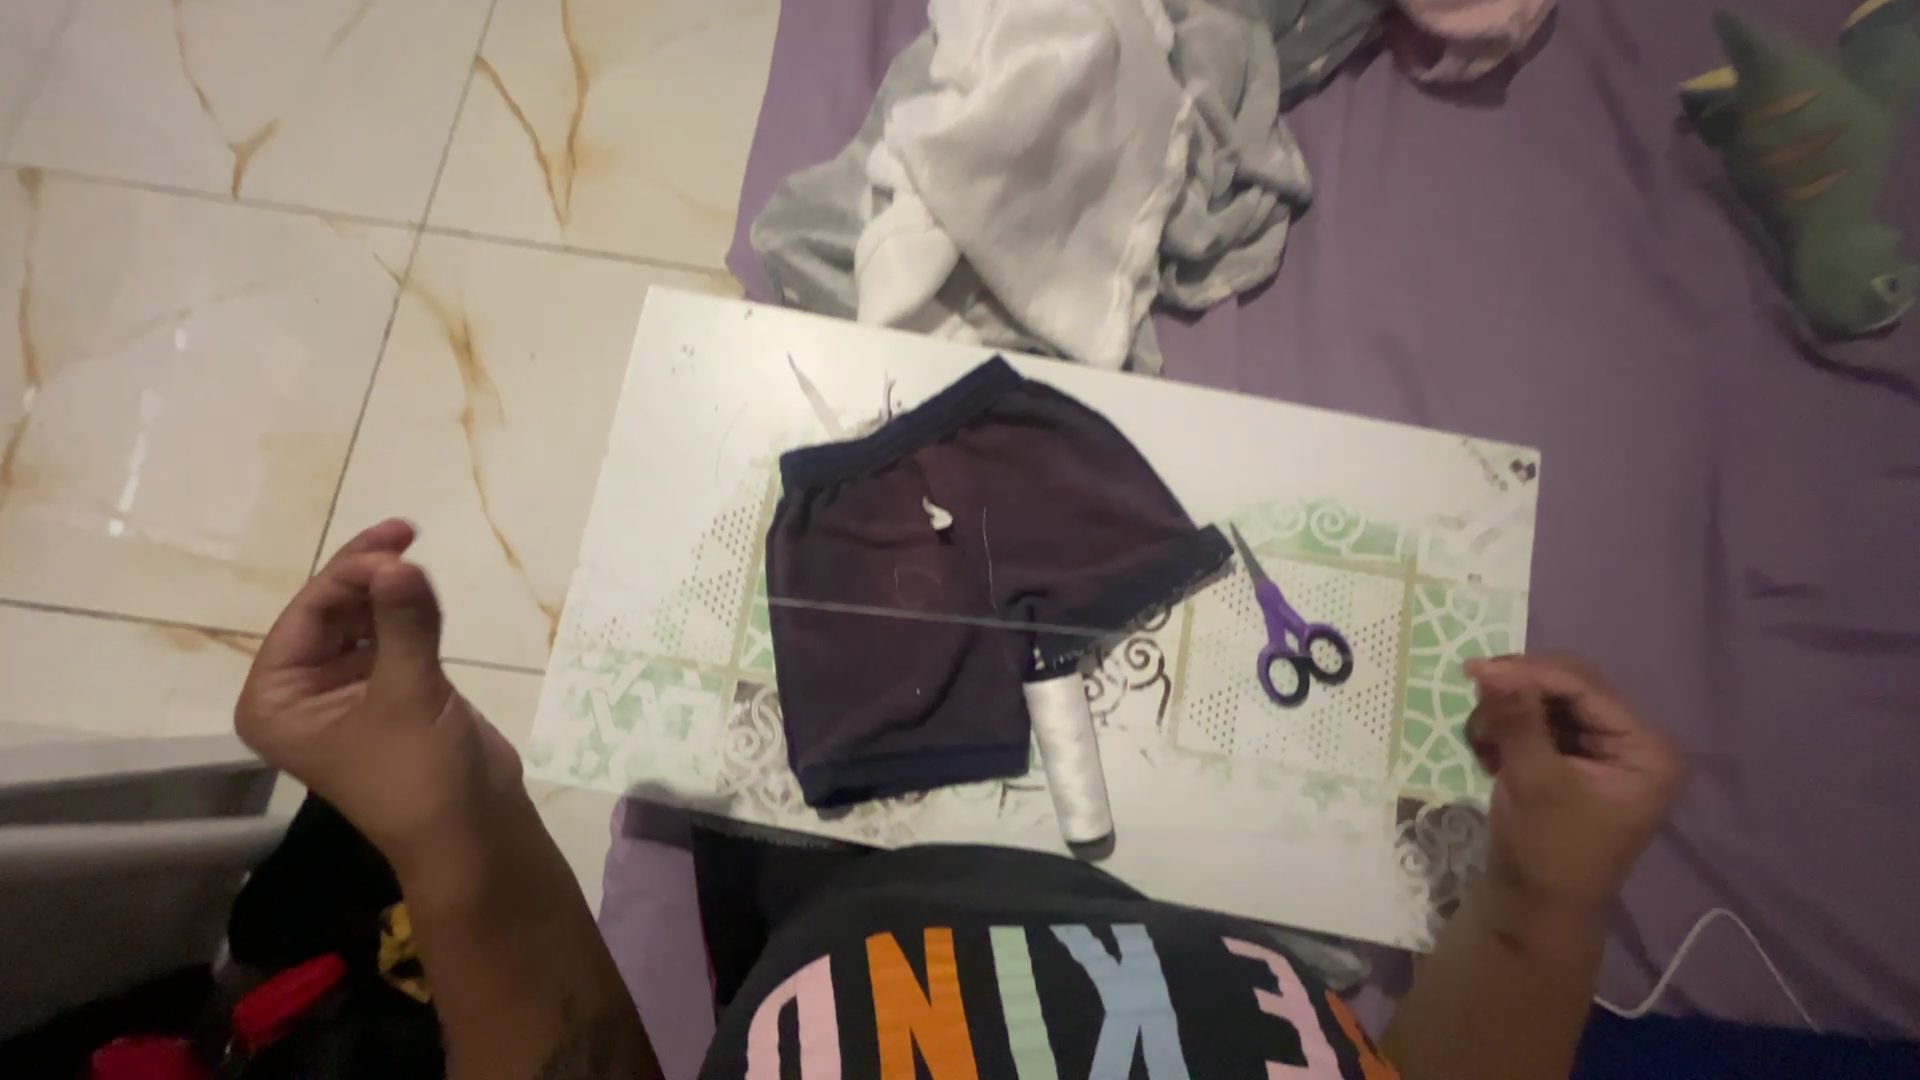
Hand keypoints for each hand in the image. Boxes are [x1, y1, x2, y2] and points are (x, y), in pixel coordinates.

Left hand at [235, 520, 523, 871]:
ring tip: (417, 552)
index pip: (306, 617)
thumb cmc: (419, 771)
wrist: (471, 824)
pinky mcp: (398, 691)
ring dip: (390, 589)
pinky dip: (412, 613)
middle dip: (367, 573)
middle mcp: (305, 690)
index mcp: (278, 698)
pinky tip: (426, 591)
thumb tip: (399, 561)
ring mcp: (353, 690)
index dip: (350, 576)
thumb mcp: (408, 694)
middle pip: (332, 613)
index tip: (398, 546)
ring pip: (365, 622)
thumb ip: (404, 625)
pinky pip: (396, 638)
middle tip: (407, 529)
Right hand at [1464, 654, 1688, 910]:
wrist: (1535, 903)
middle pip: (1566, 687)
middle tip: (1473, 700)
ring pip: (1544, 700)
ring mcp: (1598, 751)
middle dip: (1516, 691)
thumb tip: (1488, 667)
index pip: (1583, 687)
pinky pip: (1533, 721)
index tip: (1471, 670)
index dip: (1528, 673)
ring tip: (1482, 743)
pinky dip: (1504, 727)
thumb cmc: (1549, 849)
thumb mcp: (1533, 781)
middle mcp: (1630, 742)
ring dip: (1505, 711)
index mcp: (1645, 748)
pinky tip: (1489, 752)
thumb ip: (1516, 720)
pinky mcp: (1567, 759)